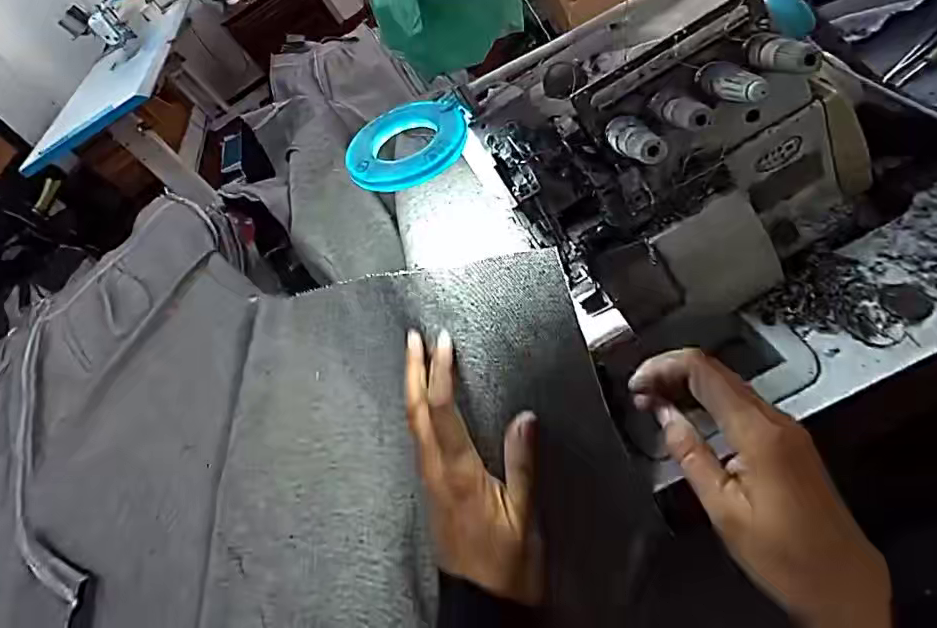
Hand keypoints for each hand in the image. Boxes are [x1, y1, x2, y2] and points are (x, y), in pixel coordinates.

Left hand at [404, 329, 542, 606]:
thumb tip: (524, 416)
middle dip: (413, 369)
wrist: (478, 605)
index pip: (440, 409)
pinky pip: (417, 433)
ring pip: (411, 419)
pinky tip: (423, 399)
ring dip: (412, 383)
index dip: (440, 371)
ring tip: (415, 356)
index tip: (444, 341)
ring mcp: (427, 476)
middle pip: (414, 408)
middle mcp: (434, 468)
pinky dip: (417, 406)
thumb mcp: (522, 518)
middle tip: (413, 337)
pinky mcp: (430, 484)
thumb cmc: (504, 565)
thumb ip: (522, 465)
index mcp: (456, 471)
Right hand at [630, 349, 889, 627]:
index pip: (700, 369)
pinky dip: (708, 400)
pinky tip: (691, 419)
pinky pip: (740, 402)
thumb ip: (689, 453)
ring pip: (726, 383)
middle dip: (669, 373)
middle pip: (713, 369)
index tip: (637, 384)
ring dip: (687, 385)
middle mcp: (777, 421)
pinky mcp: (791, 442)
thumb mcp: (725, 512)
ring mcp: (788, 429)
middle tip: (641, 393)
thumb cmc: (791, 562)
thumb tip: (663, 414)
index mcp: (759, 433)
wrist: (851, 593)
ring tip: (657, 405)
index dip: (661, 367)